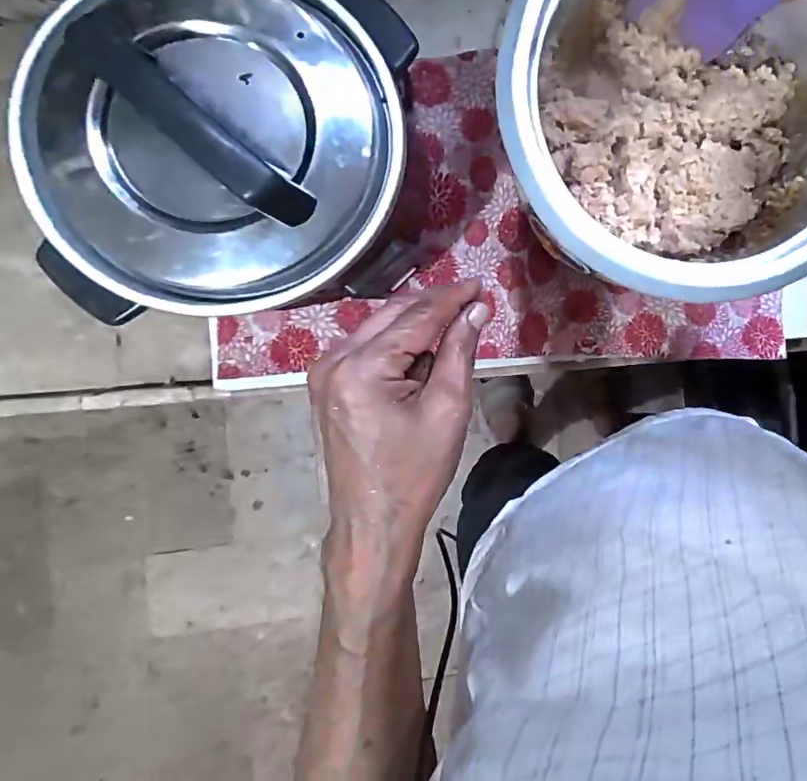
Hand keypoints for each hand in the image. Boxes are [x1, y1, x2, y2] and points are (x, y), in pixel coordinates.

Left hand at [308, 282, 491, 583]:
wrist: (373, 521)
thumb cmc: (415, 472)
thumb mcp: (447, 408)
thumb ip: (459, 350)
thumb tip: (476, 309)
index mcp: (362, 367)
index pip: (416, 317)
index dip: (452, 298)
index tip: (481, 284)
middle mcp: (335, 359)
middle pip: (393, 313)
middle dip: (435, 303)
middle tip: (473, 297)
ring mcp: (325, 370)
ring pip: (380, 325)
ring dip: (417, 319)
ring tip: (456, 317)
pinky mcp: (328, 383)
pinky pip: (368, 344)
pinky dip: (398, 339)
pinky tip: (425, 342)